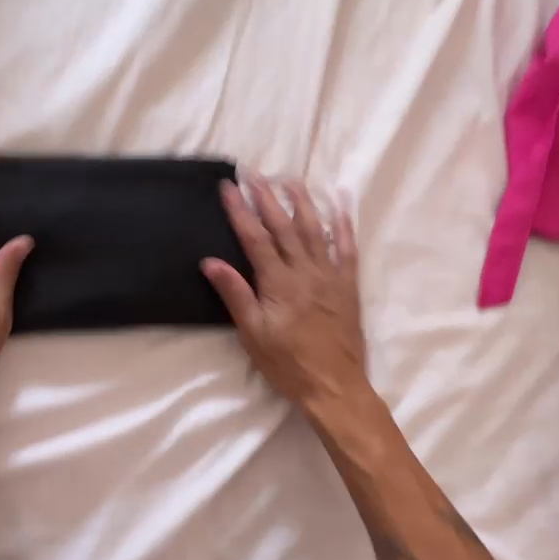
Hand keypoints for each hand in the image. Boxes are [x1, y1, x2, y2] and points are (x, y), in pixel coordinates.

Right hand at [202, 174, 368, 410]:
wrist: (334, 385)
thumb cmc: (287, 364)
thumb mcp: (252, 333)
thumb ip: (235, 294)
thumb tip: (210, 262)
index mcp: (278, 282)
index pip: (255, 238)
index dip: (240, 211)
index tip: (228, 187)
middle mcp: (305, 271)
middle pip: (284, 226)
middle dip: (267, 198)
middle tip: (254, 174)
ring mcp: (330, 275)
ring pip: (316, 229)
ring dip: (302, 201)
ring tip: (289, 180)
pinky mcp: (348, 285)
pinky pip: (347, 248)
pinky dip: (344, 224)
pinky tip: (340, 205)